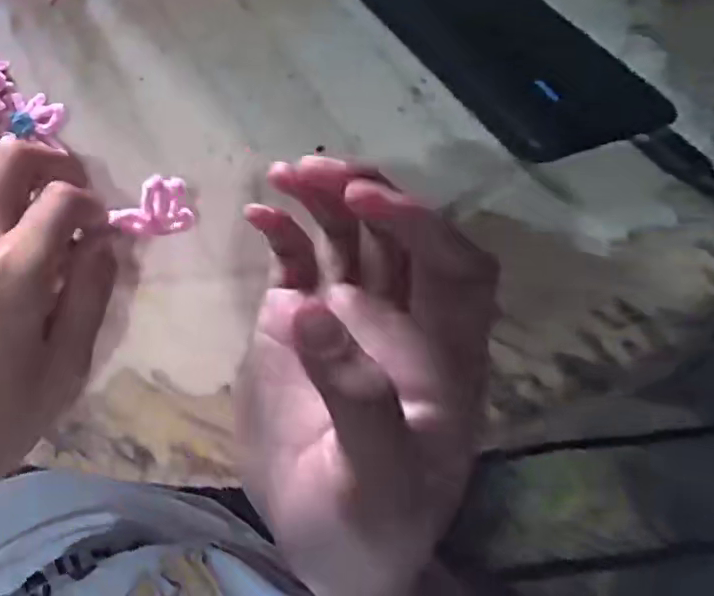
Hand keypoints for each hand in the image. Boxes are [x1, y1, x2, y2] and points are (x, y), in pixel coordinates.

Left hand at [0, 140, 116, 516]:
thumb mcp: (64, 369)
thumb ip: (90, 295)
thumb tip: (105, 240)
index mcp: (16, 270)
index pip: (62, 197)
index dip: (92, 204)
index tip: (100, 229)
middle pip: (11, 156)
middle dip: (53, 159)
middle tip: (71, 188)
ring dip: (3, 160)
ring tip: (27, 188)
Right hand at [236, 157, 499, 595]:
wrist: (314, 546)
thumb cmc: (364, 526)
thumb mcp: (373, 479)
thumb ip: (353, 396)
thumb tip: (307, 307)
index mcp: (442, 358)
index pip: (455, 268)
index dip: (420, 222)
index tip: (364, 198)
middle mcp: (399, 324)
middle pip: (397, 235)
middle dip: (364, 190)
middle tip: (313, 168)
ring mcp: (343, 319)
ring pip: (347, 237)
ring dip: (321, 198)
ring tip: (283, 173)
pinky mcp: (293, 322)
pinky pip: (293, 262)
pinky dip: (280, 231)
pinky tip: (258, 215)